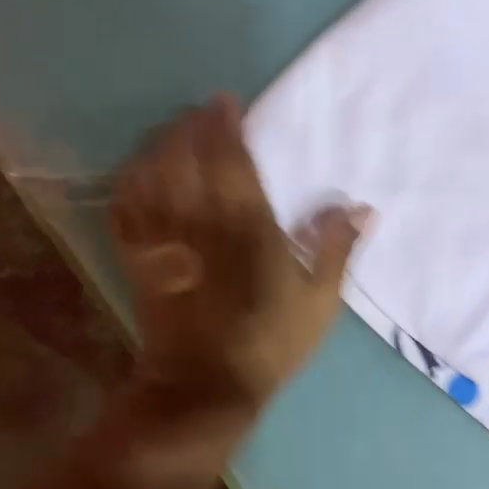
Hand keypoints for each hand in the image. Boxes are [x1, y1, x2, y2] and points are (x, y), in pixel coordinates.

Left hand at [92, 97, 365, 488]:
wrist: (205, 386)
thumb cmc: (270, 341)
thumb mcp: (320, 301)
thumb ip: (338, 249)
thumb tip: (363, 207)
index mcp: (247, 227)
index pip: (230, 160)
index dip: (225, 126)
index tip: (227, 102)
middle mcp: (198, 222)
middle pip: (184, 156)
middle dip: (190, 126)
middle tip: (203, 111)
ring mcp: (163, 239)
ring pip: (150, 174)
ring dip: (160, 145)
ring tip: (175, 132)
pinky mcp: (139, 259)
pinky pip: (125, 207)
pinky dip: (130, 181)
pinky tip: (140, 171)